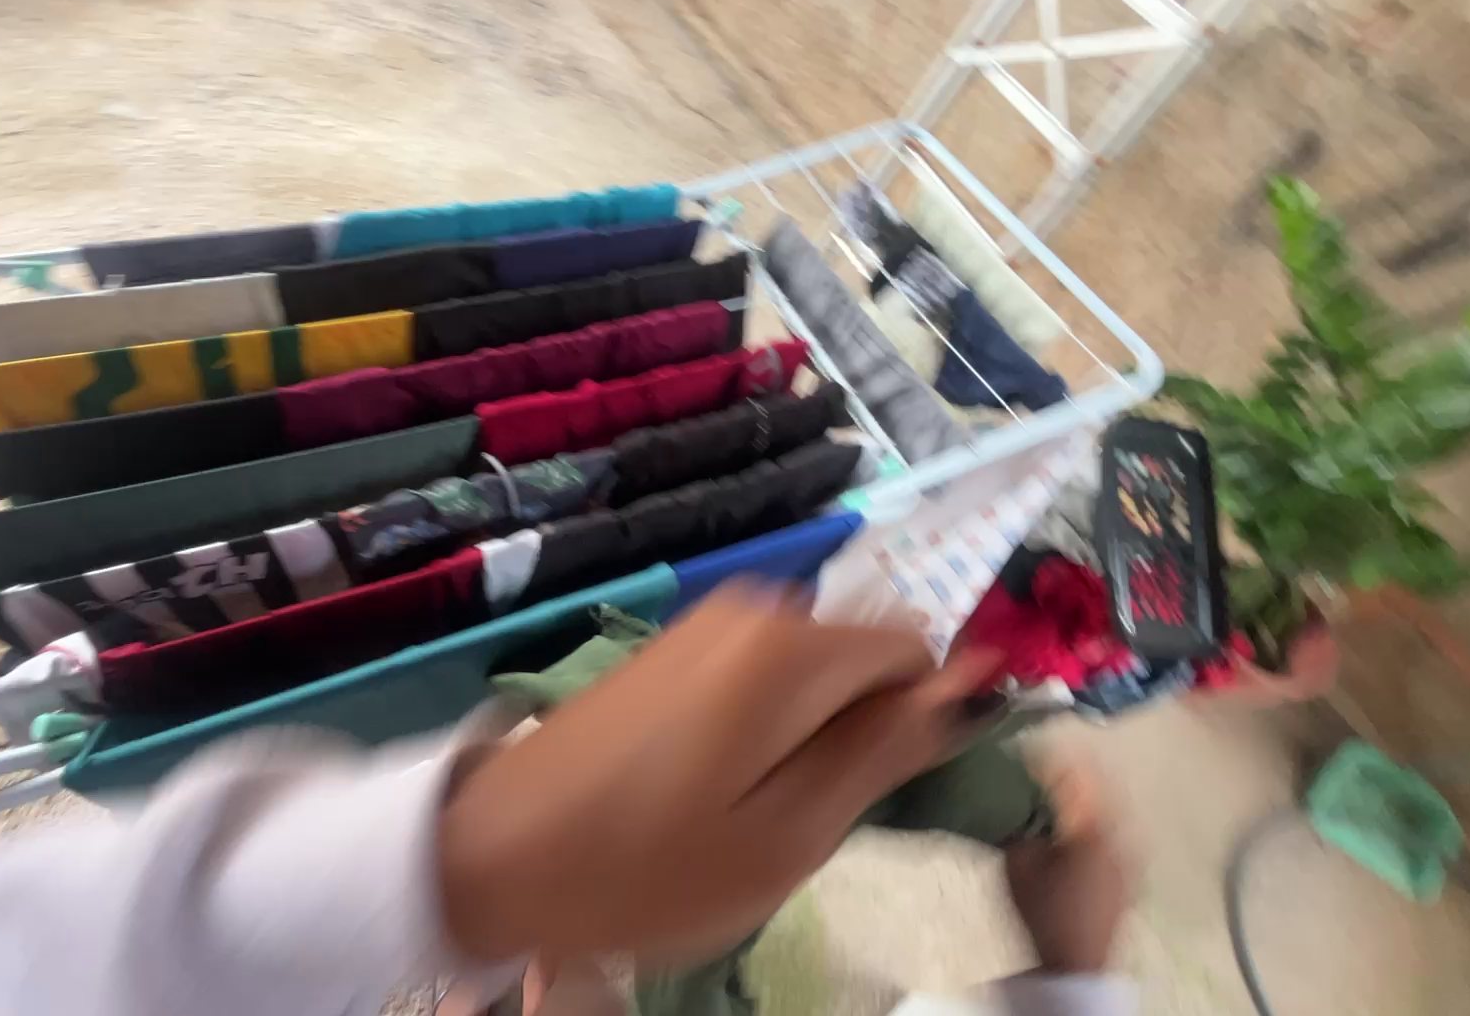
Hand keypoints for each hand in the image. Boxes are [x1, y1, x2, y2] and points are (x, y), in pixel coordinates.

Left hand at [437, 582, 997, 963]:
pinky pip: (761, 662)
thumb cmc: (650, 862)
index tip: (891, 784)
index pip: (912, 645)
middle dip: (862, 718)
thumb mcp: (787, 833)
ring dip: (814, 721)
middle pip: (858, 647)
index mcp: (789, 646)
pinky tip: (721, 772)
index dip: (923, 712)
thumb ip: (881, 749)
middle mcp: (752, 606)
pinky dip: (769, 711)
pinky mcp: (676, 641)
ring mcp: (706, 619)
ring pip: (811, 659)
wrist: (504, 844)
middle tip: (813, 805)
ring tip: (759, 797)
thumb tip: (965, 686)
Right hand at [1002, 766, 1130, 974]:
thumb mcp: (1017, 861)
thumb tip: (1019, 799)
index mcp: (1092, 831)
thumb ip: (1021, 823)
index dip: (1048, 758)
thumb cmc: (1041, 910)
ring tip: (1064, 771)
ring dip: (1091, 785)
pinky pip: (1117, 824)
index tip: (1025, 744)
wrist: (1074, 963)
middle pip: (1103, 786)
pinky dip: (1099, 808)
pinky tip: (1080, 808)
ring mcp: (1131, 855)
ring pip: (1114, 804)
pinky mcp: (1130, 870)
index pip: (1074, 779)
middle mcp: (1120, 838)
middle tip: (1048, 749)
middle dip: (1076, 764)